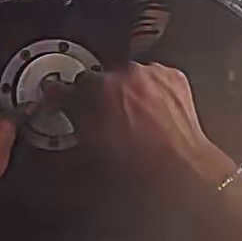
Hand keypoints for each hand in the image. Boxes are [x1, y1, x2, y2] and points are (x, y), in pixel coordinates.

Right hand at [45, 62, 235, 185]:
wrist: (182, 167)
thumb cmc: (141, 164)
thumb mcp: (92, 148)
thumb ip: (72, 120)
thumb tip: (59, 111)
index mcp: (97, 91)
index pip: (68, 85)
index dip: (63, 96)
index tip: (60, 98)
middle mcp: (122, 76)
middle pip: (98, 77)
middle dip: (98, 95)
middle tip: (105, 118)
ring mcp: (148, 73)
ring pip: (127, 75)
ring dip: (125, 90)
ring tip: (133, 118)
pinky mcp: (171, 75)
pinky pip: (152, 77)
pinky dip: (149, 89)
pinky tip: (152, 112)